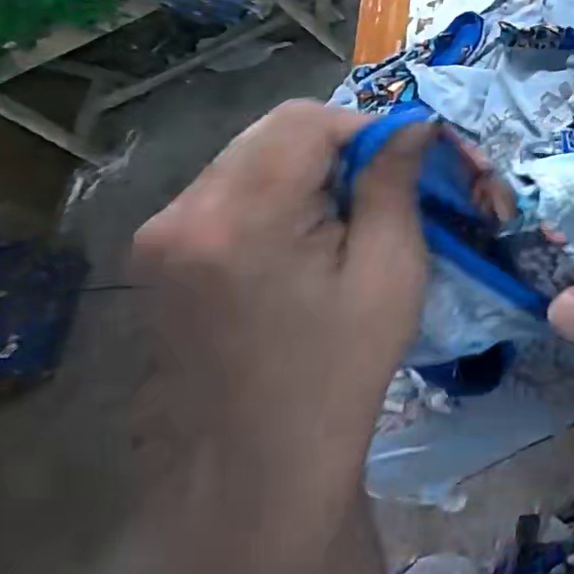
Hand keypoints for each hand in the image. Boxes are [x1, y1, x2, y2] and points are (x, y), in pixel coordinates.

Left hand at [133, 99, 429, 487]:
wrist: (268, 452)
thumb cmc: (344, 359)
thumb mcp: (391, 267)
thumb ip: (394, 183)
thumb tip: (414, 123)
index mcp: (240, 219)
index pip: (306, 121)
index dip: (367, 126)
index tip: (408, 158)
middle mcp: (182, 214)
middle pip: (273, 130)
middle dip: (341, 141)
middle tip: (386, 182)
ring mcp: (159, 234)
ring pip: (250, 152)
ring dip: (309, 163)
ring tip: (349, 209)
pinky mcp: (159, 253)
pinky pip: (229, 185)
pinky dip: (278, 187)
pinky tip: (305, 230)